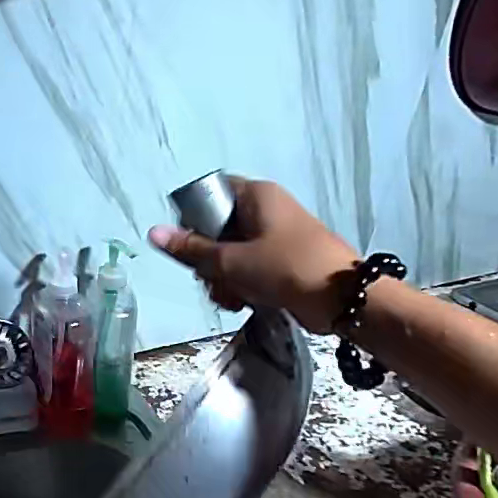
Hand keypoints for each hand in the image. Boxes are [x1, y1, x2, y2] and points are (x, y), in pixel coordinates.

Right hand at [148, 177, 358, 332]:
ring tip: (232, 298)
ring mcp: (275, 235)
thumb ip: (192, 249)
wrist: (344, 299)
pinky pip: (249, 267)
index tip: (191, 247)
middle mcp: (265, 209)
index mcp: (256, 195)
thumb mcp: (233, 261)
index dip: (194, 220)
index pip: (210, 194)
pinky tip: (242, 303)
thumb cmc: (286, 268)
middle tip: (214, 280)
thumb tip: (153, 232)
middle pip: (217, 228)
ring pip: (231, 253)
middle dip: (210, 261)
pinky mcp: (282, 260)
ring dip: (225, 279)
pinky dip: (242, 285)